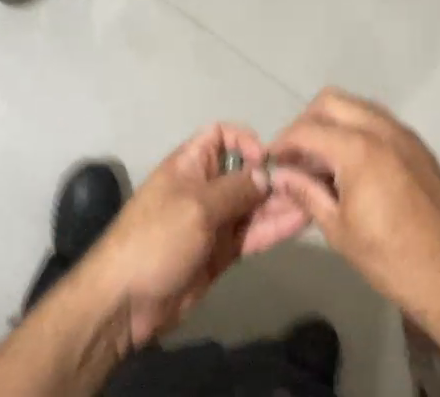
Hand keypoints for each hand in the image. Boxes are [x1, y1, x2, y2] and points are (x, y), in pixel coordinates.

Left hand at [72, 124, 308, 348]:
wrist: (125, 303)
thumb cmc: (155, 240)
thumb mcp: (196, 206)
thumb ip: (234, 189)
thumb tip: (265, 175)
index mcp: (189, 165)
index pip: (220, 136)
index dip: (245, 141)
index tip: (267, 159)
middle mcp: (204, 188)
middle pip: (244, 172)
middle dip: (274, 175)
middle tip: (309, 181)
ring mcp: (214, 222)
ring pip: (253, 205)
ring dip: (281, 202)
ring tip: (314, 200)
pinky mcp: (221, 252)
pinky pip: (252, 233)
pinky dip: (274, 228)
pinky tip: (301, 222)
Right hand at [269, 90, 439, 322]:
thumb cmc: (390, 258)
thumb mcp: (338, 229)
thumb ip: (306, 193)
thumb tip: (281, 175)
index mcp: (359, 149)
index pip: (307, 129)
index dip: (283, 142)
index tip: (271, 160)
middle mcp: (382, 129)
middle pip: (332, 102)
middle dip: (307, 122)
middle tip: (295, 155)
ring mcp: (405, 134)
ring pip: (358, 106)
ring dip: (334, 122)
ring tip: (321, 158)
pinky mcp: (419, 146)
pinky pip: (380, 121)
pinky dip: (358, 130)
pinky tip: (351, 164)